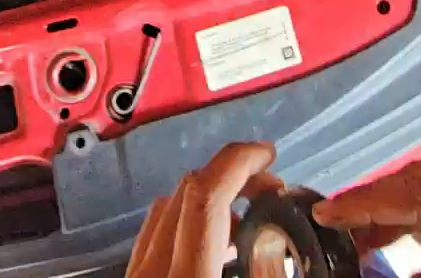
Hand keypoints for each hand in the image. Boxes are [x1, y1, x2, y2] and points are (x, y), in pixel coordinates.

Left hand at [125, 142, 281, 277]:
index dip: (239, 164)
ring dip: (208, 196)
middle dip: (231, 175)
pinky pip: (152, 234)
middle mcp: (151, 272)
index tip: (267, 155)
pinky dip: (185, 221)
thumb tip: (286, 250)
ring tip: (245, 217)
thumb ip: (266, 272)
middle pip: (187, 192)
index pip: (207, 199)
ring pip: (166, 208)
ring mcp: (134, 276)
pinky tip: (210, 243)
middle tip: (268, 189)